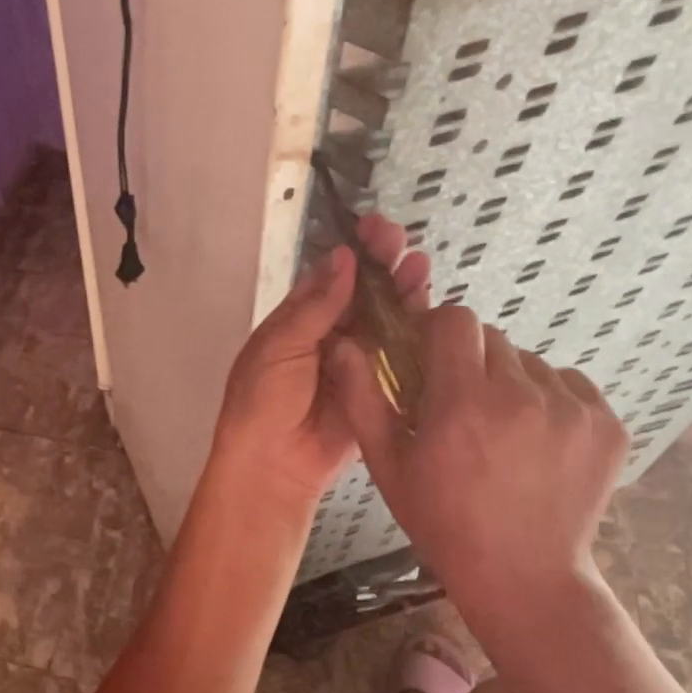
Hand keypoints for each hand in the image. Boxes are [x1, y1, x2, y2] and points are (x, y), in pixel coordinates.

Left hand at [214, 215, 429, 503]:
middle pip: (364, 295)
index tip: (373, 228)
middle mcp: (330, 337)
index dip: (354, 254)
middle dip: (383, 267)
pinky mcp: (379, 389)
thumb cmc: (262, 402)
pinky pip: (400, 357)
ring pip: (386, 321)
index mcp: (298, 322)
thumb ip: (316, 306)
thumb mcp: (280, 347)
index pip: (331, 279)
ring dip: (403, 294)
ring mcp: (357, 362)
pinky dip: (416, 335)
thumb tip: (343, 257)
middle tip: (401, 241)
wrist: (272, 464)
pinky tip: (429, 311)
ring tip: (419, 268)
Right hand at [329, 305, 627, 608]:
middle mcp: (523, 395)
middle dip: (470, 361)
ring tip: (501, 430)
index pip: (455, 320)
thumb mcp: (387, 465)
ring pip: (531, 363)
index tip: (428, 359)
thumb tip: (343, 344)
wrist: (522, 576)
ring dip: (510, 382)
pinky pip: (570, 386)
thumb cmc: (441, 521)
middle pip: (493, 338)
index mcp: (463, 403)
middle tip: (461, 405)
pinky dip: (549, 401)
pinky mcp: (608, 425)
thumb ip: (364, 399)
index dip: (437, 332)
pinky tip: (535, 441)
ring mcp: (573, 409)